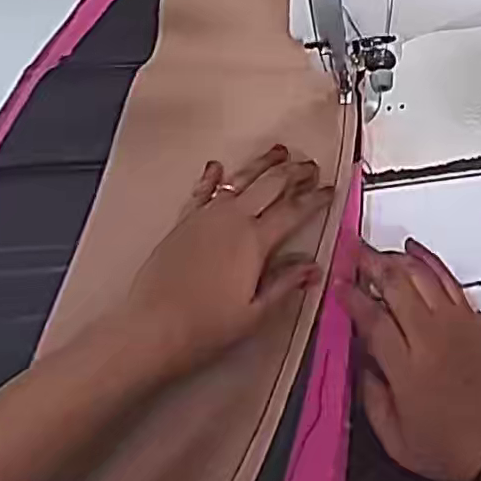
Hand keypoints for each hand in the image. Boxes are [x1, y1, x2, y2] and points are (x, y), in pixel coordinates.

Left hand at [126, 145, 334, 376]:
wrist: (150, 329)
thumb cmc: (206, 326)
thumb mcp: (254, 313)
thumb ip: (285, 284)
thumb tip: (314, 267)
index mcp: (256, 240)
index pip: (294, 210)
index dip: (316, 198)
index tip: (330, 189)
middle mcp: (234, 218)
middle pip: (272, 184)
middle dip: (295, 172)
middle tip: (311, 166)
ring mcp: (207, 215)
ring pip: (242, 178)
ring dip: (263, 163)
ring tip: (279, 151)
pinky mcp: (184, 220)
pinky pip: (203, 190)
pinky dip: (212, 176)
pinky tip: (218, 166)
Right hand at [343, 241, 480, 480]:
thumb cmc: (445, 444)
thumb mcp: (393, 436)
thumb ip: (369, 393)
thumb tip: (358, 355)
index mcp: (408, 369)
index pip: (373, 318)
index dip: (353, 297)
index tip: (339, 286)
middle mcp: (430, 338)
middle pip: (396, 284)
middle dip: (370, 264)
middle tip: (353, 254)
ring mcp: (453, 322)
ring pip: (420, 273)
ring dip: (394, 258)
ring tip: (376, 252)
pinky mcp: (469, 315)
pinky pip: (447, 276)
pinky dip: (429, 258)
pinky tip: (414, 249)